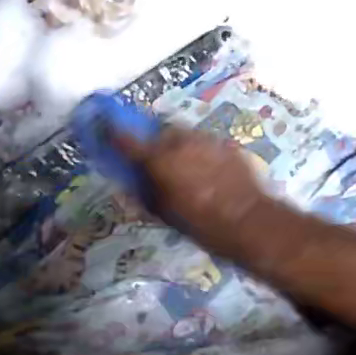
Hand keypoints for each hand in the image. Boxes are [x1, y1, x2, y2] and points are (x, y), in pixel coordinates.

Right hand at [111, 123, 283, 261]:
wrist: (250, 222)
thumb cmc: (203, 225)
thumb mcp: (165, 215)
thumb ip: (146, 193)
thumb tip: (134, 184)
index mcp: (159, 159)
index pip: (125, 138)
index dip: (112, 132)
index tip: (105, 128)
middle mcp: (180, 141)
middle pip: (158, 131)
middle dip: (153, 142)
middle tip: (154, 161)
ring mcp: (207, 140)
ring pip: (184, 134)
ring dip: (177, 145)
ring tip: (182, 166)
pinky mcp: (228, 145)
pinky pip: (205, 143)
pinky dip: (199, 152)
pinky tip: (205, 171)